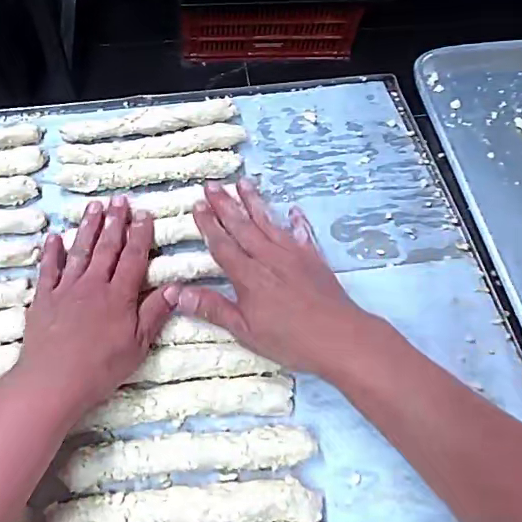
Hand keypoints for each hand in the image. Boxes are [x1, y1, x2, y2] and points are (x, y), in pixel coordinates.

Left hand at [5, 198, 172, 424]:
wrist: (53, 380)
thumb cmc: (99, 369)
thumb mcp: (137, 346)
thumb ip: (154, 314)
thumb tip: (175, 287)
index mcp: (118, 296)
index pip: (133, 258)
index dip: (140, 235)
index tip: (144, 214)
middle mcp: (93, 285)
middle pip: (107, 247)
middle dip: (115, 221)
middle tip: (120, 200)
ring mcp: (66, 288)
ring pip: (80, 250)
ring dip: (88, 227)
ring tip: (94, 207)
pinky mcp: (44, 297)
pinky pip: (49, 268)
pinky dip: (52, 251)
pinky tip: (54, 237)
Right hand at [169, 178, 374, 377]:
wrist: (342, 338)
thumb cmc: (291, 340)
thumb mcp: (246, 330)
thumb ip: (213, 308)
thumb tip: (178, 293)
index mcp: (248, 275)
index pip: (222, 244)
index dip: (208, 224)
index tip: (198, 205)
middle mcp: (267, 257)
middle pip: (242, 226)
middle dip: (225, 204)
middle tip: (212, 185)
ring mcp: (292, 254)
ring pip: (267, 222)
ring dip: (253, 201)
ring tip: (243, 182)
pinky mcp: (313, 258)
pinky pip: (301, 233)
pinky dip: (296, 221)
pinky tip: (293, 210)